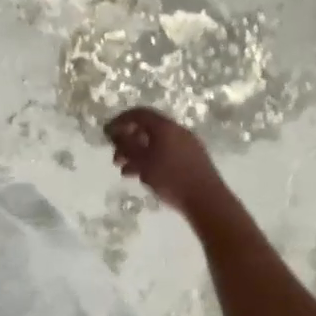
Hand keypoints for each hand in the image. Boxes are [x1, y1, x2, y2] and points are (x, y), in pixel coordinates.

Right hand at [104, 108, 221, 211]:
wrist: (207, 201)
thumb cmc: (171, 178)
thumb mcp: (142, 161)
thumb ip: (126, 146)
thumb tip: (116, 133)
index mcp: (165, 127)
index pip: (138, 114)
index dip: (120, 121)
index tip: (107, 133)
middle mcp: (178, 131)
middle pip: (147, 129)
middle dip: (128, 142)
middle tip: (116, 157)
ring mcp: (188, 145)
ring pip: (156, 144)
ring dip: (139, 154)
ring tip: (126, 172)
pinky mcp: (194, 159)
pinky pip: (167, 153)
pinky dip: (152, 160)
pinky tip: (144, 177)